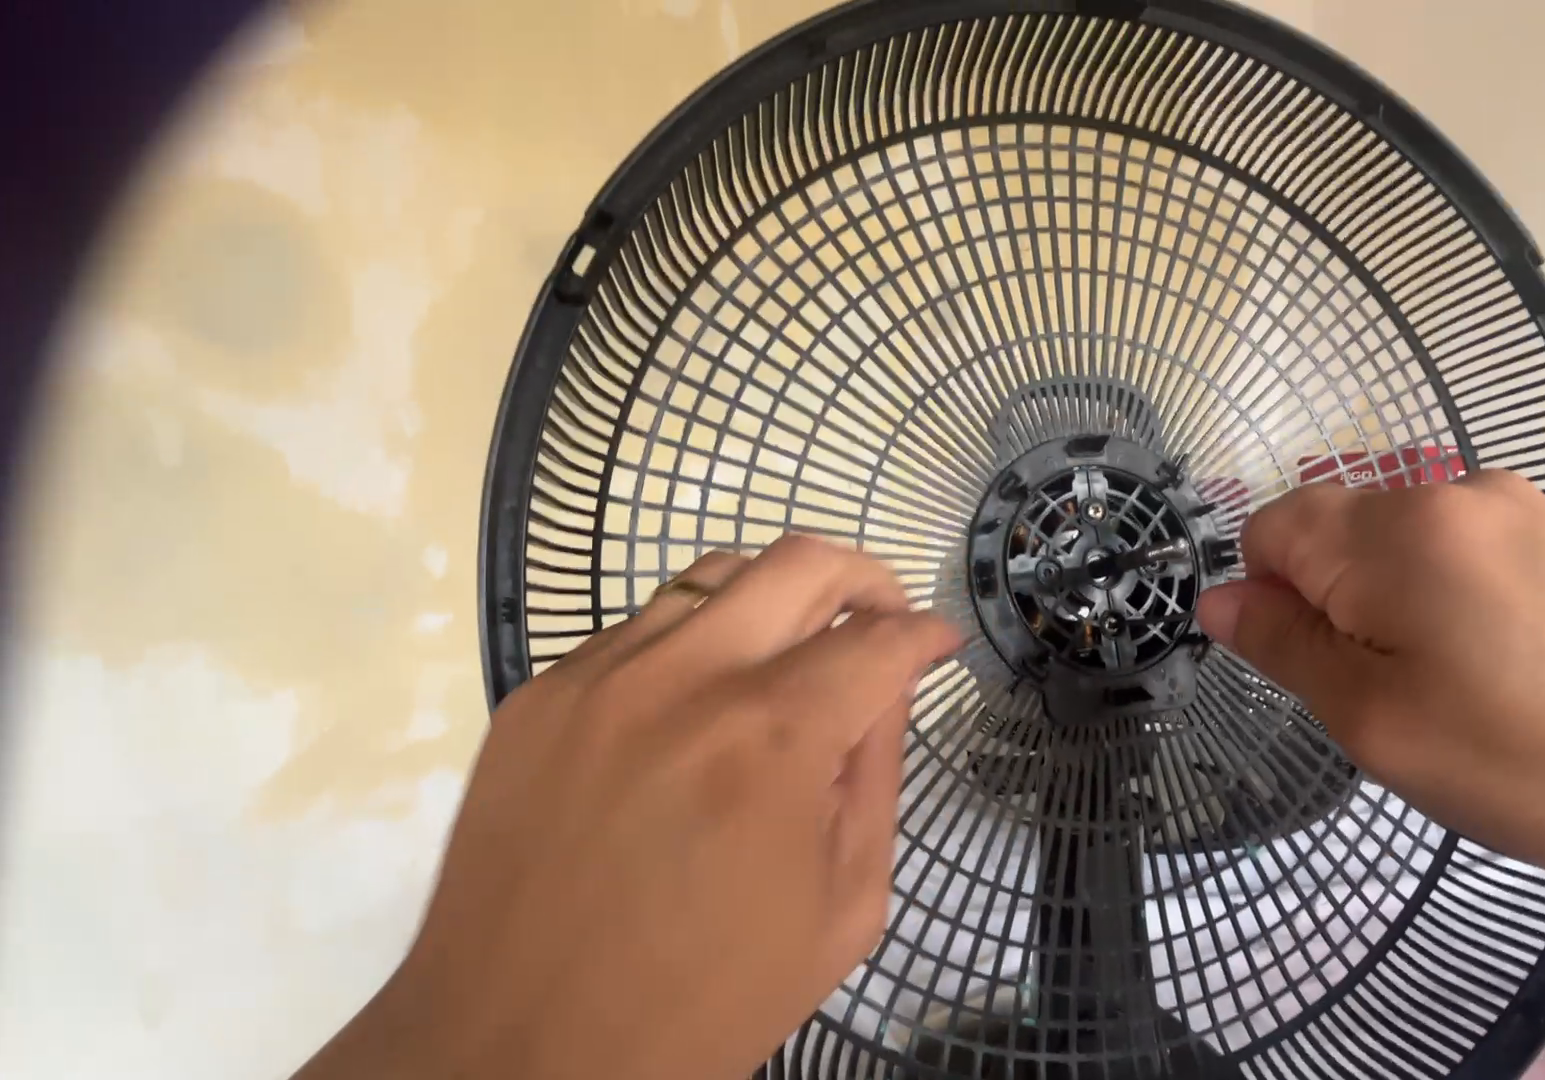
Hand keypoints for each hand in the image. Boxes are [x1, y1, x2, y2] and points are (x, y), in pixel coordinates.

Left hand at [296, 535, 959, 1079]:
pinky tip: (704, 699)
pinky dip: (701, 640)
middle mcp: (686, 678)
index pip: (879, 640)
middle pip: (802, 562)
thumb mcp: (846, 902)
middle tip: (883, 619)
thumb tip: (887, 686)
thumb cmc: (709, 995)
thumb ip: (878, 771)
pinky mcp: (542, 693)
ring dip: (780, 598)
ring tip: (796, 648)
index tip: (939, 641)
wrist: (518, 1054)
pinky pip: (646, 625)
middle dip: (866, 578)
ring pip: (719, 574)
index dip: (925, 634)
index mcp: (772, 740)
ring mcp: (601, 675)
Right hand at [1195, 469, 1544, 877]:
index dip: (1267, 595)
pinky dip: (1437, 595)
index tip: (1313, 662)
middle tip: (1377, 685)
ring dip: (1380, 601)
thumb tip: (1215, 600)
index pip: (1269, 528)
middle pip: (1328, 531)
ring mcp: (1511, 505)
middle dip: (1325, 600)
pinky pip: (1449, 548)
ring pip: (1386, 542)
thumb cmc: (1529, 759)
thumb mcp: (1373, 718)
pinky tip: (1494, 661)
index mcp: (1392, 531)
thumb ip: (1280, 646)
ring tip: (1443, 680)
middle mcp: (1447, 492)